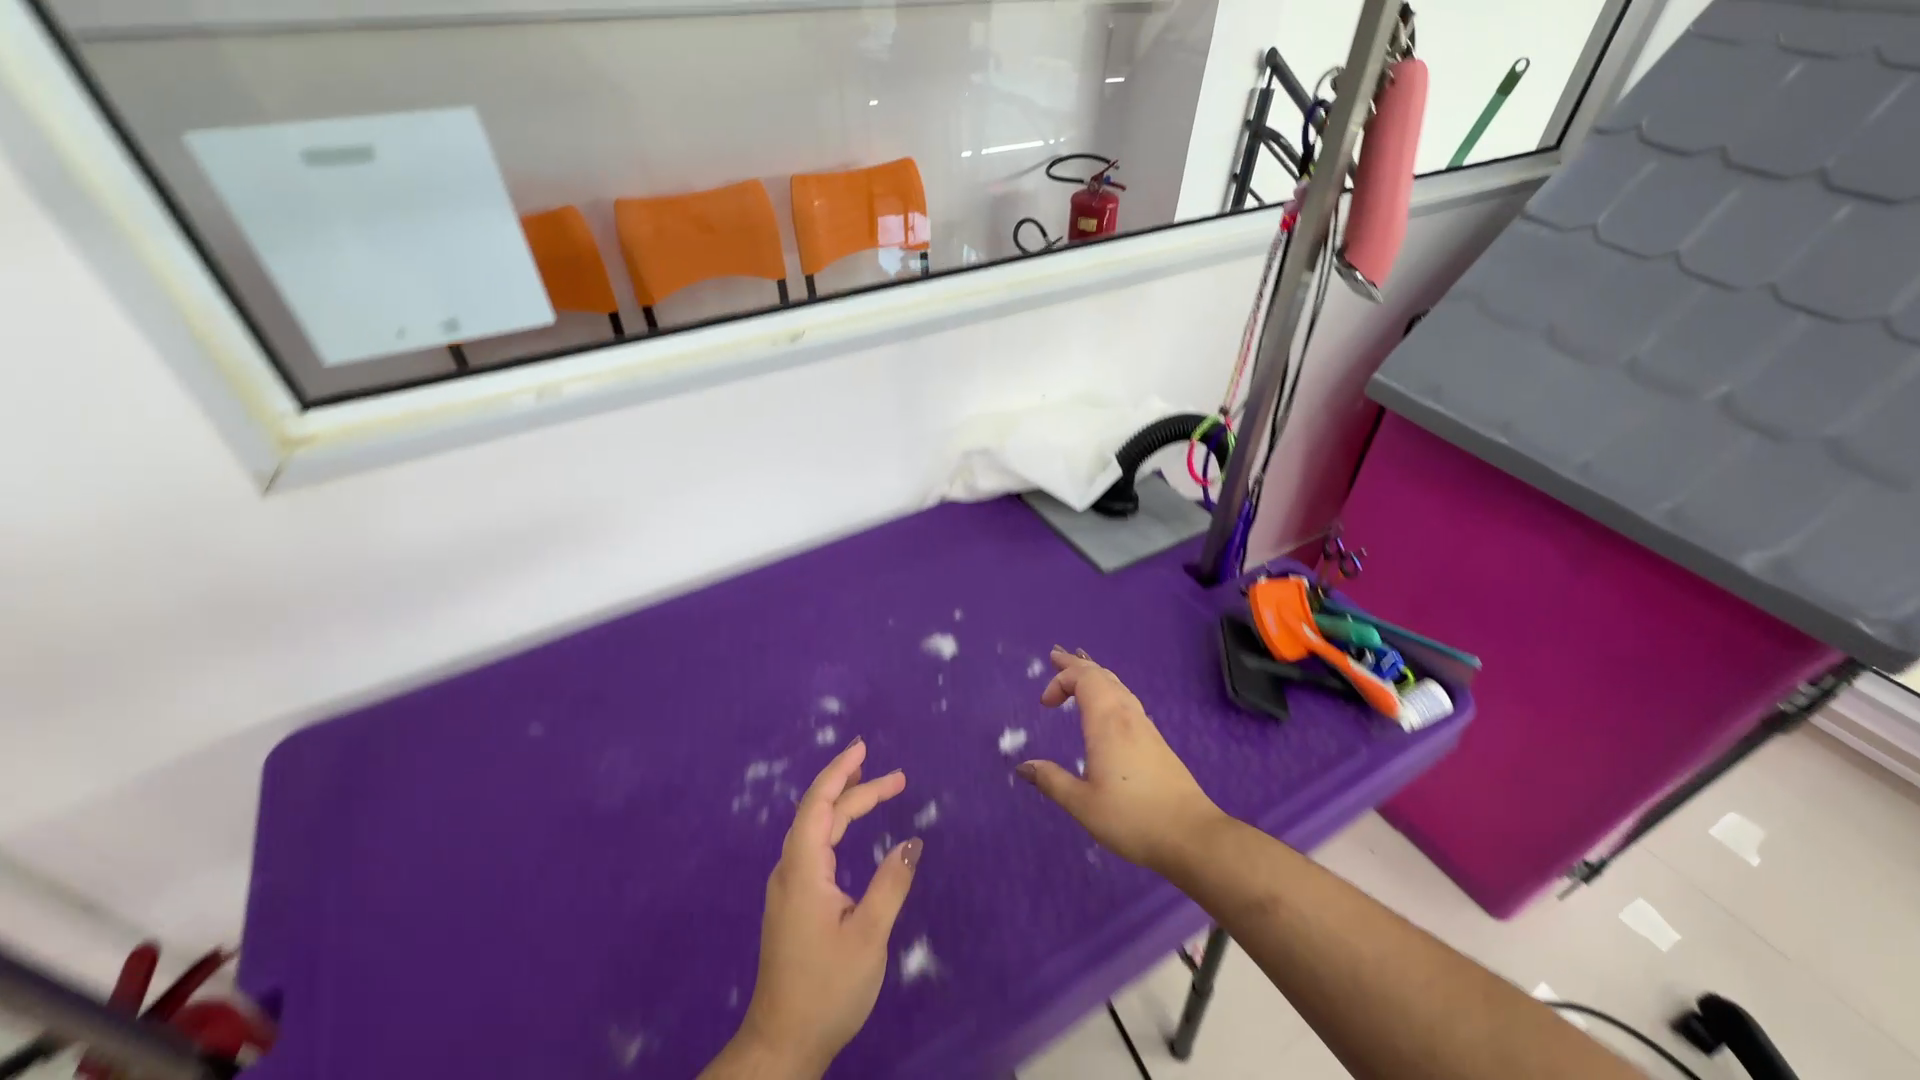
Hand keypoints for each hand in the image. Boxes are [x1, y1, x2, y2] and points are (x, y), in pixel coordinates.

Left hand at [704, 738, 922, 1079]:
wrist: (783, 1040)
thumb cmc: (828, 987)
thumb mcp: (869, 934)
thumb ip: (891, 883)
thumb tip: (912, 842)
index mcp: (803, 870)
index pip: (819, 804)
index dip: (841, 772)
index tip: (864, 747)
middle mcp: (789, 871)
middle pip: (819, 814)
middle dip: (855, 788)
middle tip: (897, 777)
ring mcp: (787, 889)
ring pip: (814, 832)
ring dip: (843, 806)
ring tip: (874, 788)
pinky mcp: (792, 906)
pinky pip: (812, 850)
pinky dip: (834, 828)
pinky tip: (847, 833)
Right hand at [1017, 647, 1224, 873]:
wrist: (1191, 834)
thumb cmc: (1132, 818)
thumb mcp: (1082, 804)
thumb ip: (1052, 781)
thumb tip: (1024, 767)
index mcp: (1108, 724)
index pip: (1084, 679)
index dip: (1061, 680)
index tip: (1045, 704)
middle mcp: (1128, 717)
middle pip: (1102, 676)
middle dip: (1077, 665)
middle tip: (1056, 656)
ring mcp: (1147, 728)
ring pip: (1119, 687)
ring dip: (1096, 676)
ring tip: (1080, 671)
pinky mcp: (1157, 743)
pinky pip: (1128, 701)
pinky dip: (1110, 691)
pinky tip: (1109, 706)